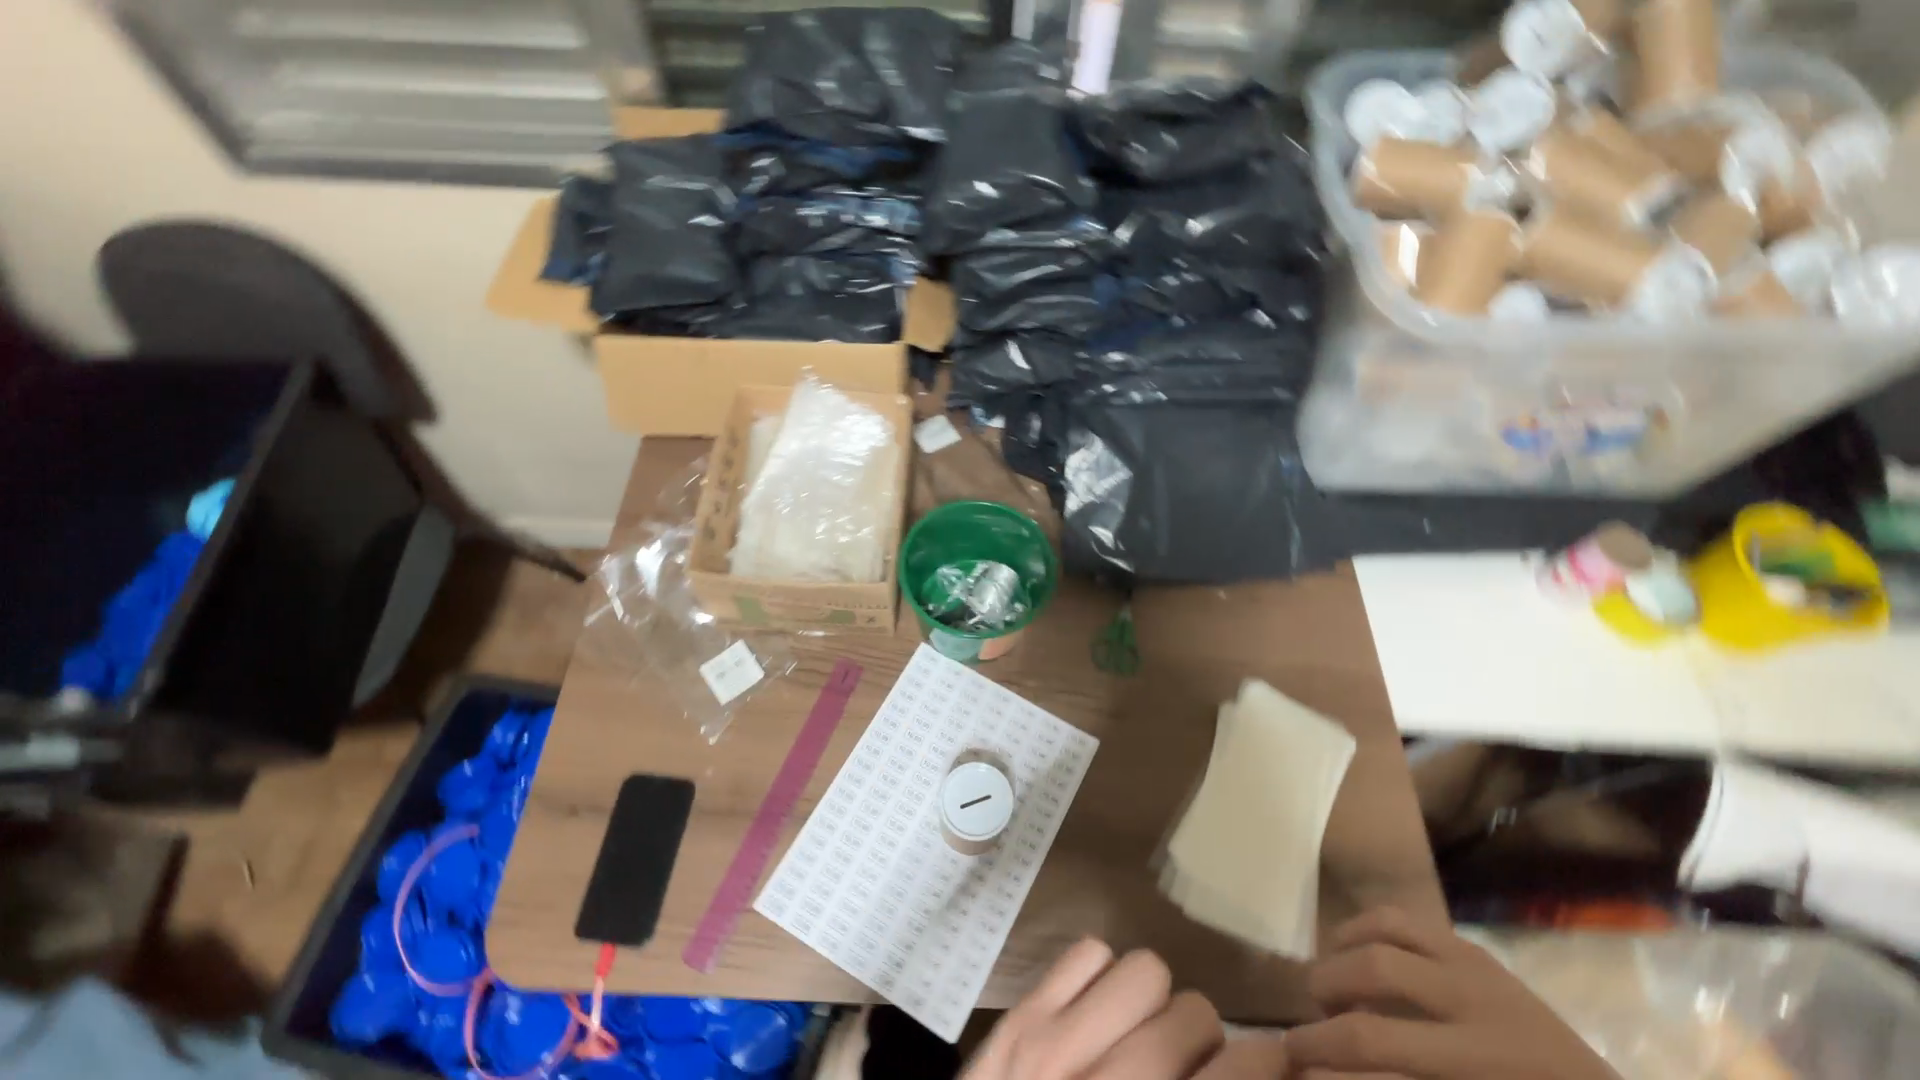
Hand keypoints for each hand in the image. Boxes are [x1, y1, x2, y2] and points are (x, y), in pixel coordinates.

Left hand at [962, 939, 1289, 1079]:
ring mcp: (1056, 1043)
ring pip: (1145, 970)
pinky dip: (1099, 975)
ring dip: (1151, 1002)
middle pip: (1196, 1013)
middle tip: (1182, 1066)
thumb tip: (1250, 1068)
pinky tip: (1092, 1014)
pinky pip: (1087, 953)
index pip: (1240, 1070)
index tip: (1266, 1063)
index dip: (1267, 1063)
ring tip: (1134, 1034)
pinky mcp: (1020, 1018)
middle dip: (1200, 1040)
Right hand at [1285, 909, 1621, 1079]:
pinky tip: (1358, 956)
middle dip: (1324, 988)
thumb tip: (1322, 1075)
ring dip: (1343, 948)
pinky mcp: (1476, 952)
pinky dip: (1368, 930)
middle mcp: (1474, 1000)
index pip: (1372, 1039)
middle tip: (1311, 1018)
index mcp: (1475, 1058)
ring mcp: (1476, 966)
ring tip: (1332, 980)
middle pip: (1374, 967)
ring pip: (1388, 926)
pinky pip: (1408, 921)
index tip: (1288, 1057)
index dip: (1317, 1046)